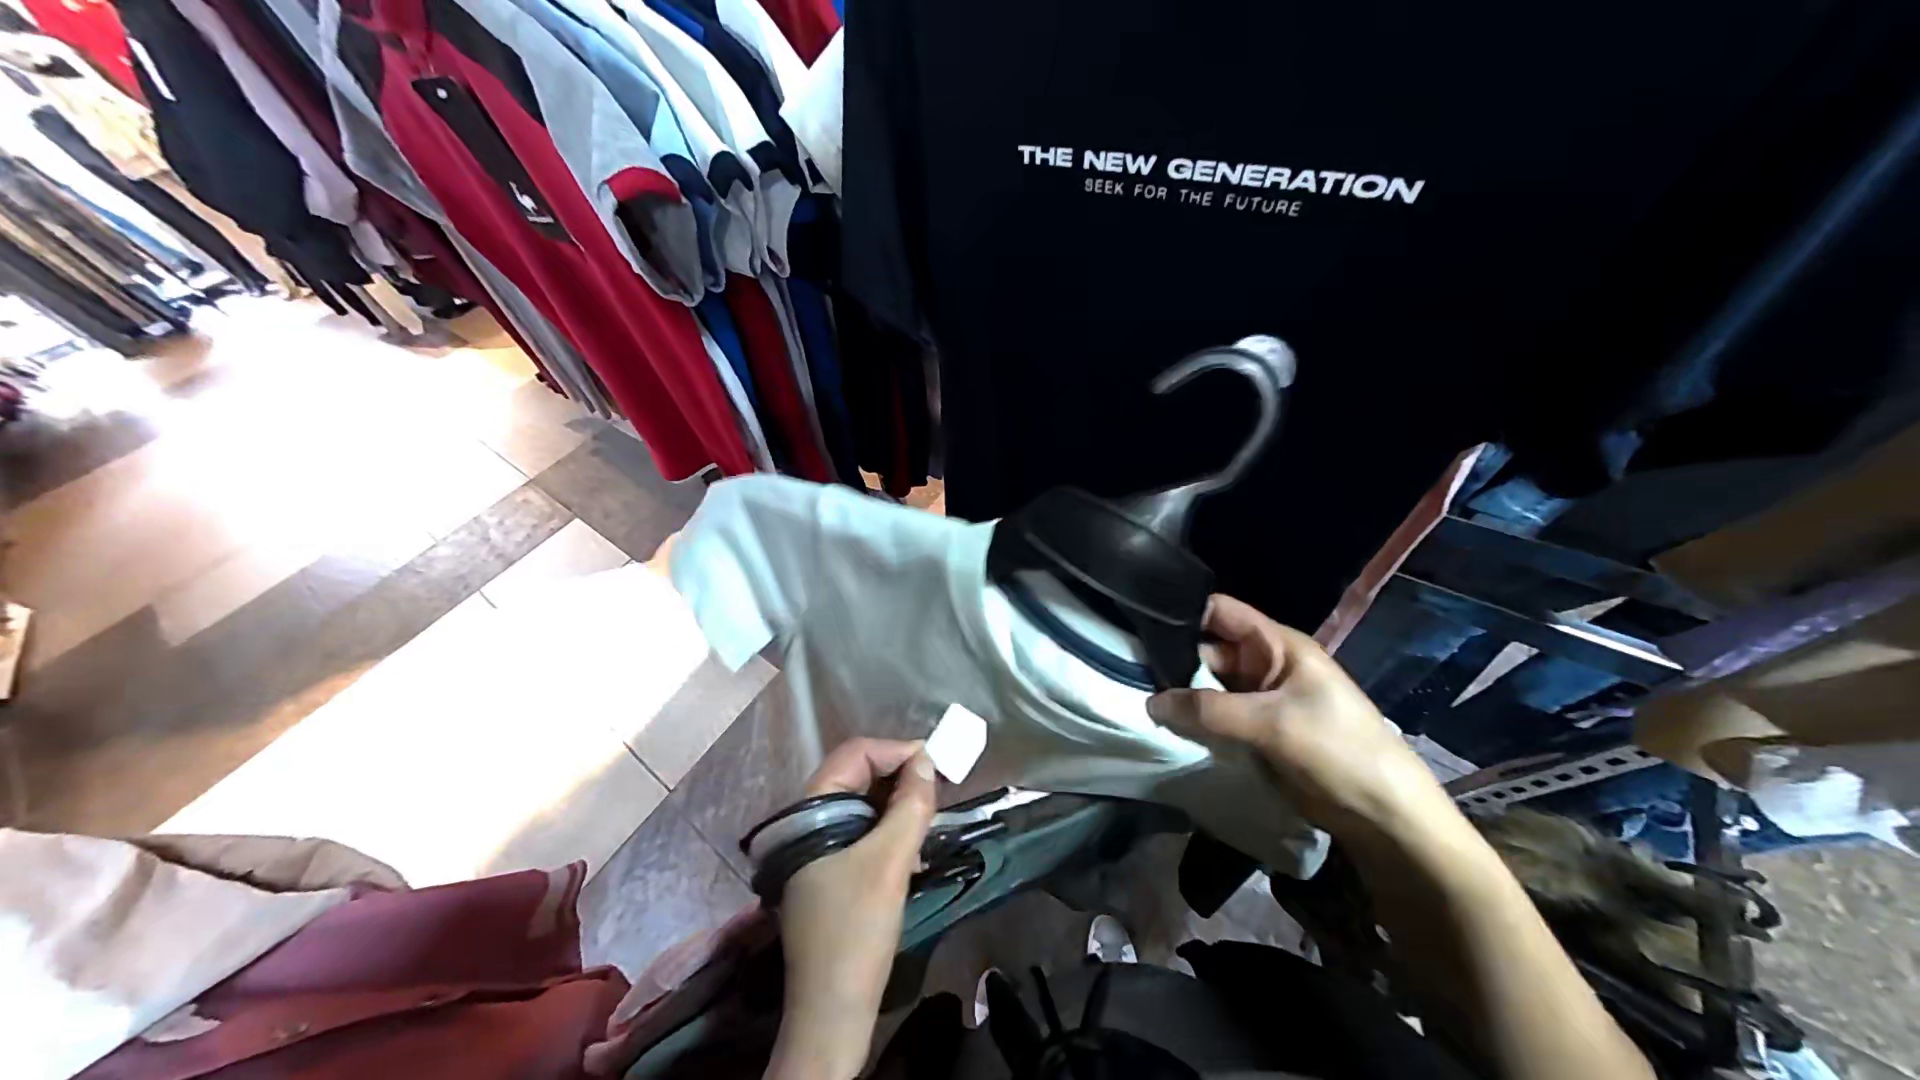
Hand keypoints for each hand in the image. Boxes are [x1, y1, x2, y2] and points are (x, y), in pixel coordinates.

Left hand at [766, 738, 937, 1079]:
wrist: (831, 1011)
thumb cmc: (856, 929)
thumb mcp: (890, 862)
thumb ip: (911, 806)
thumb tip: (927, 761)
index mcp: (809, 809)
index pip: (856, 754)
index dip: (898, 751)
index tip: (937, 764)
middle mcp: (808, 819)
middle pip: (859, 775)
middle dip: (901, 776)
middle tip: (940, 787)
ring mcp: (817, 846)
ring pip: (864, 803)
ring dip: (899, 803)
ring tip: (932, 814)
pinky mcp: (830, 868)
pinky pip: (864, 830)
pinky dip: (891, 828)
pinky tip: (915, 843)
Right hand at [1147, 594, 1455, 845]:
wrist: (1383, 816)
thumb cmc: (1337, 750)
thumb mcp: (1272, 723)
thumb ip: (1208, 710)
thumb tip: (1150, 702)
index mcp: (1277, 646)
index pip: (1221, 613)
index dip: (1184, 613)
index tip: (1141, 625)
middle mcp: (1265, 666)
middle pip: (1209, 650)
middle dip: (1174, 659)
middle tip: (1129, 672)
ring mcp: (1259, 700)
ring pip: (1208, 686)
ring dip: (1181, 693)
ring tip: (1137, 697)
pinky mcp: (1254, 732)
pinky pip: (1215, 716)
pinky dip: (1193, 719)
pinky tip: (1163, 724)